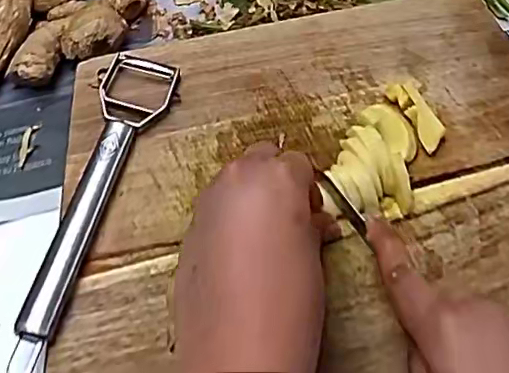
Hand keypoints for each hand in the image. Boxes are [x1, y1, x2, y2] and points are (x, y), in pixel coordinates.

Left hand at [174, 142, 338, 372]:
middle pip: (264, 156)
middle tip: (295, 216)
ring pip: (237, 177)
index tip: (315, 209)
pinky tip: (242, 251)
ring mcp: (211, 196)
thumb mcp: (314, 261)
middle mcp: (239, 176)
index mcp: (276, 176)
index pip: (300, 162)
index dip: (310, 186)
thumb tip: (313, 219)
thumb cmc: (284, 308)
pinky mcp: (192, 220)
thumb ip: (311, 225)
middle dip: (279, 178)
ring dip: (252, 193)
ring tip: (268, 237)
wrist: (235, 352)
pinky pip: (218, 203)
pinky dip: (230, 213)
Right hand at [364, 213, 508, 372]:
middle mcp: (476, 310)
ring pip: (483, 326)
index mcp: (441, 323)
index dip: (385, 247)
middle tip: (456, 371)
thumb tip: (419, 347)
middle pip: (446, 313)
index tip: (375, 222)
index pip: (401, 276)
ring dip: (484, 350)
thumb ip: (418, 359)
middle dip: (448, 337)